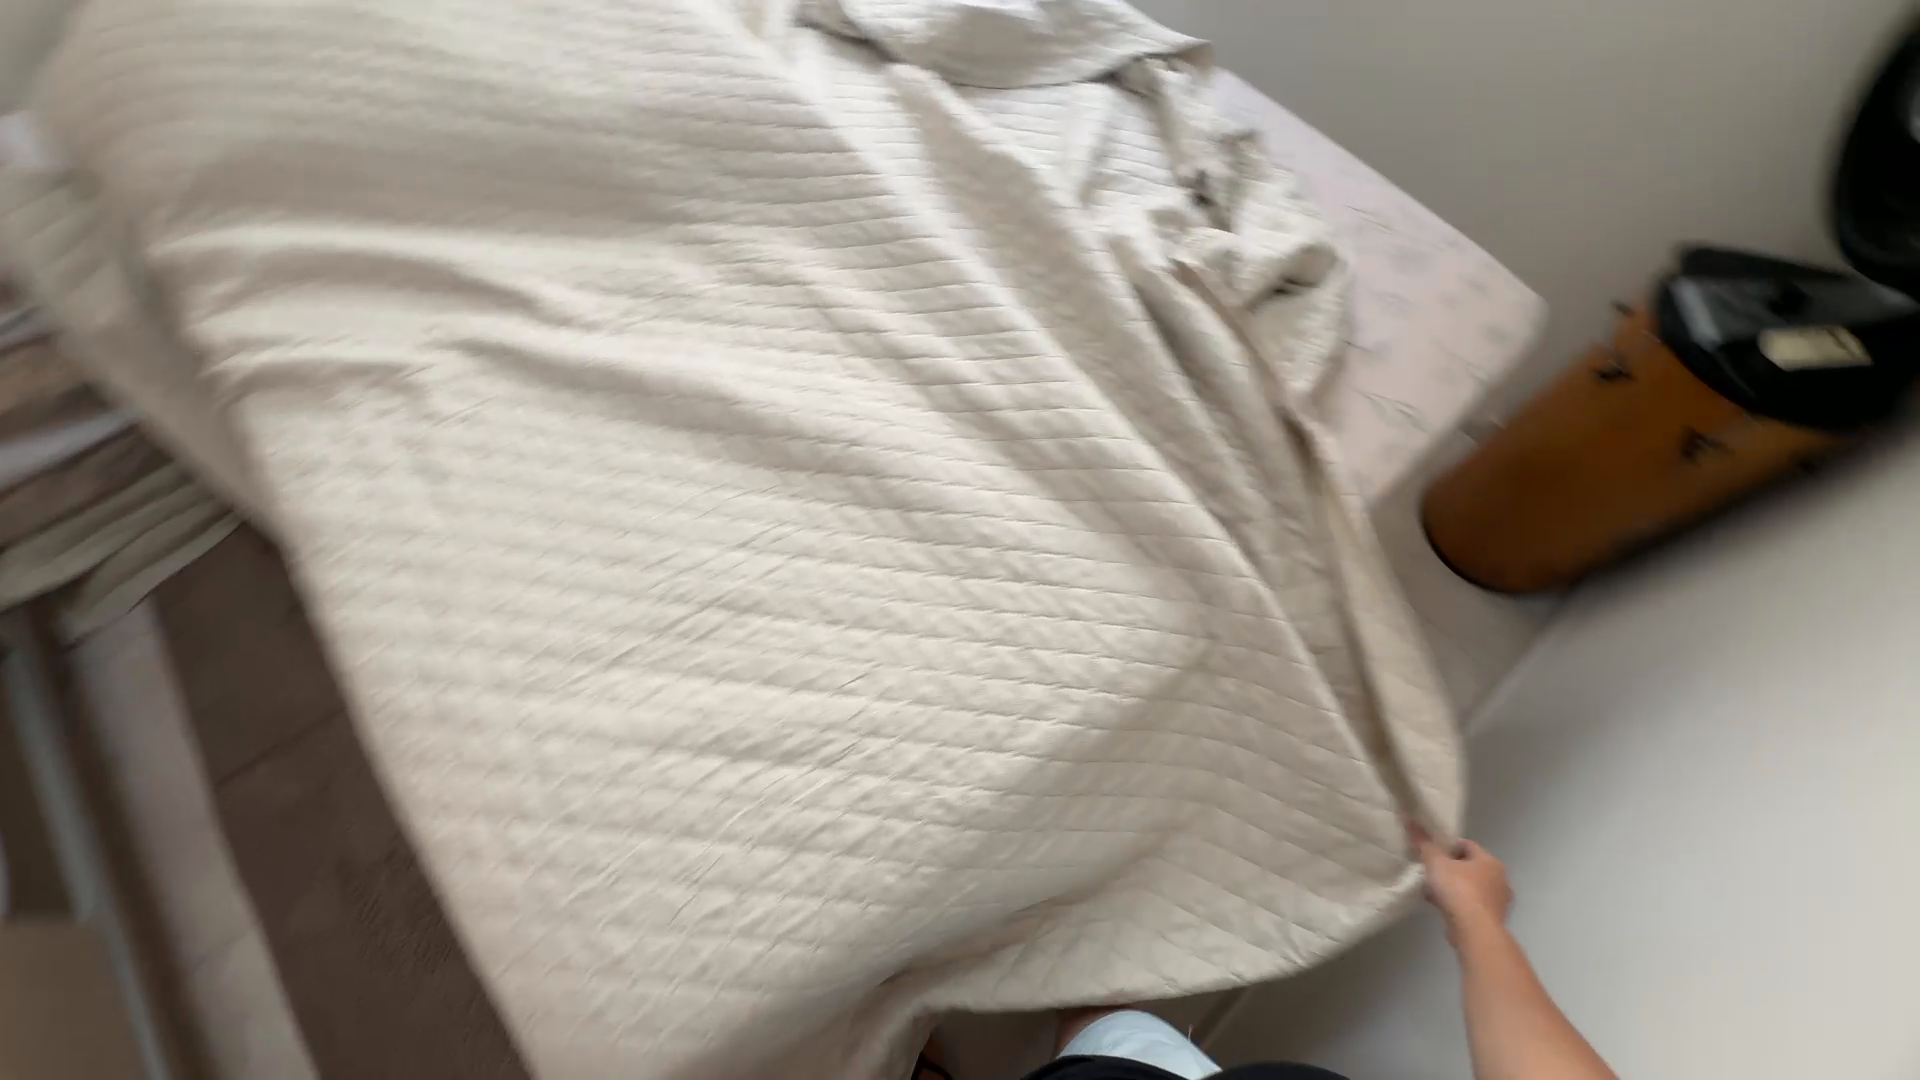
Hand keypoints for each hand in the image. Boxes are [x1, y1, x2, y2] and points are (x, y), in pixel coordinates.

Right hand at [1413, 826, 1511, 943]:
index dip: (1447, 845)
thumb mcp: (1434, 862)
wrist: (1474, 929)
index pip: (1467, 845)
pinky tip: (1441, 905)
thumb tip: (1410, 820)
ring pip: (1471, 886)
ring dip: (1454, 887)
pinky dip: (1459, 903)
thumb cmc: (1458, 889)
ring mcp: (1499, 901)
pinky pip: (1473, 904)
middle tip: (1431, 870)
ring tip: (1433, 889)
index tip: (1431, 852)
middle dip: (1450, 868)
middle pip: (1470, 866)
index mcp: (1490, 861)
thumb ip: (1423, 843)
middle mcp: (1500, 879)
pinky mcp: (1494, 919)